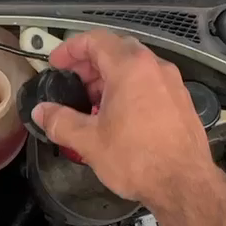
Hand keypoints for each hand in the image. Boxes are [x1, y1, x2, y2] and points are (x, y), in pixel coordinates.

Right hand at [29, 29, 215, 203]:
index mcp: (130, 68)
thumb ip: (60, 121)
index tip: (57, 63)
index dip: (70, 49)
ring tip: (91, 104)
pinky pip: (149, 84)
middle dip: (89, 64)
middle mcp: (154, 68)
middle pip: (116, 50)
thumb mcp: (88, 141)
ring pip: (134, 67)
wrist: (183, 184)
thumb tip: (42, 112)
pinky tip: (117, 117)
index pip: (95, 40)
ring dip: (109, 78)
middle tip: (71, 83)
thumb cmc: (138, 160)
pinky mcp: (180, 102)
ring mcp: (171, 84)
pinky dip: (129, 90)